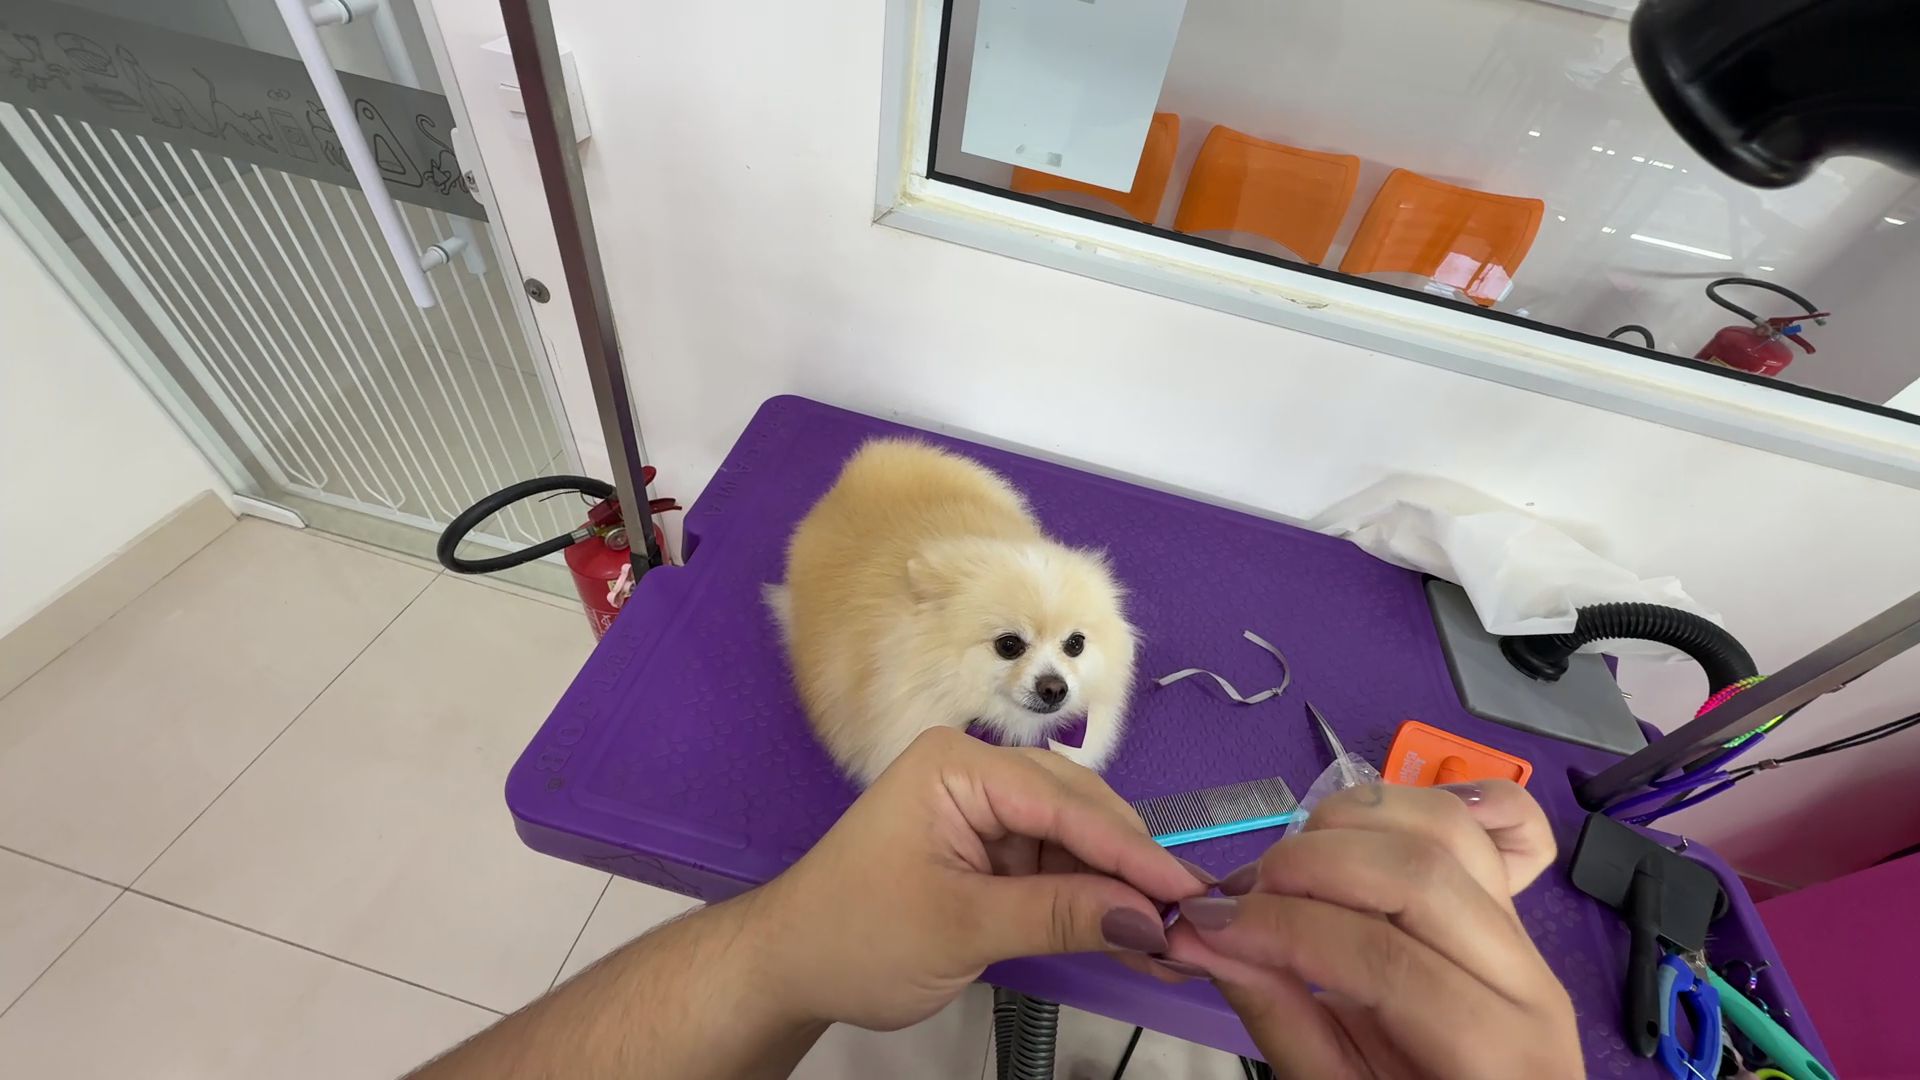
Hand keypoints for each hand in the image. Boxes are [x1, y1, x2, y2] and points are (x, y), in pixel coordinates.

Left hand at [748, 726, 1213, 1030]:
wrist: (793, 962)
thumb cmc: (859, 935)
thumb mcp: (962, 928)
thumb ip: (1058, 915)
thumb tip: (1148, 919)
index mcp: (957, 764)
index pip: (1060, 800)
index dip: (1127, 848)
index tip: (1186, 892)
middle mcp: (975, 769)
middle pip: (1073, 806)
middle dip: (1126, 861)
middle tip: (1187, 916)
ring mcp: (982, 804)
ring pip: (1070, 833)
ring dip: (1113, 881)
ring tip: (1165, 930)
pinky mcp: (987, 840)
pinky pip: (1050, 859)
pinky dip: (1085, 893)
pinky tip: (1122, 924)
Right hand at [1162, 781, 1580, 1079]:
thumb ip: (1272, 1011)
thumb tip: (1193, 935)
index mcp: (1501, 1056)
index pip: (1385, 959)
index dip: (1283, 926)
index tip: (1206, 921)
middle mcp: (1529, 979)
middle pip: (1417, 872)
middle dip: (1306, 863)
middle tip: (1244, 892)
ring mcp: (1520, 926)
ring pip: (1441, 826)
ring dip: (1342, 821)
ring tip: (1290, 864)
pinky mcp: (1501, 893)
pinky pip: (1477, 819)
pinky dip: (1416, 798)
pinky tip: (1367, 815)